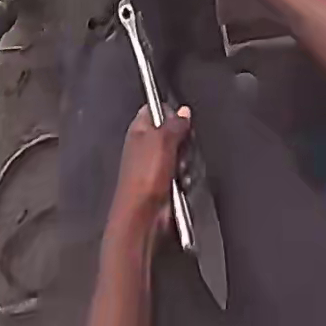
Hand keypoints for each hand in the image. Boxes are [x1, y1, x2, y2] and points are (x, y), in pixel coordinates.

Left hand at [109, 104, 191, 235]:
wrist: (142, 216)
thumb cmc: (145, 175)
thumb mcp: (163, 140)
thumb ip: (176, 123)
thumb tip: (184, 111)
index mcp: (139, 129)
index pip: (156, 109)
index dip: (170, 112)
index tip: (180, 121)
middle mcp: (147, 145)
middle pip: (175, 131)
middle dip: (183, 141)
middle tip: (180, 150)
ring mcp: (156, 164)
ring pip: (182, 152)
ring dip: (186, 161)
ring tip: (178, 171)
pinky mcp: (165, 181)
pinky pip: (183, 171)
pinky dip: (185, 177)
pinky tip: (180, 183)